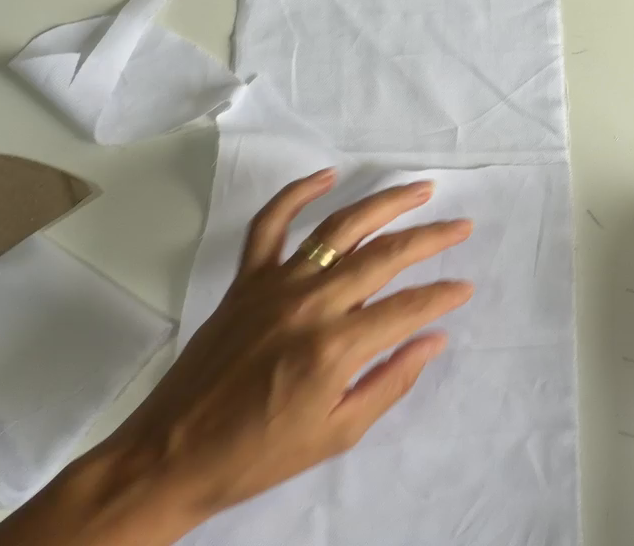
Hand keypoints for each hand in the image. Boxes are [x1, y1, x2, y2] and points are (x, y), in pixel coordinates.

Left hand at [0, 170, 472, 545]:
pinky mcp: (245, 281)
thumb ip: (391, 382)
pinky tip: (327, 175)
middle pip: (385, 256)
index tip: (465, 288)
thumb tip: (434, 338)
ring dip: (386, 203)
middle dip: (432, 238)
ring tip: (420, 189)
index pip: (408, 308)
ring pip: (341, 228)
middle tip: (462, 225)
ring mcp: (275, 285)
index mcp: (335, 348)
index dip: (443, 296)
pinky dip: (297, 194)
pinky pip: (270, 225)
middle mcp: (310, 304)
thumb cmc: (259, 455)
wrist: (168, 458)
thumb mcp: (337, 434)